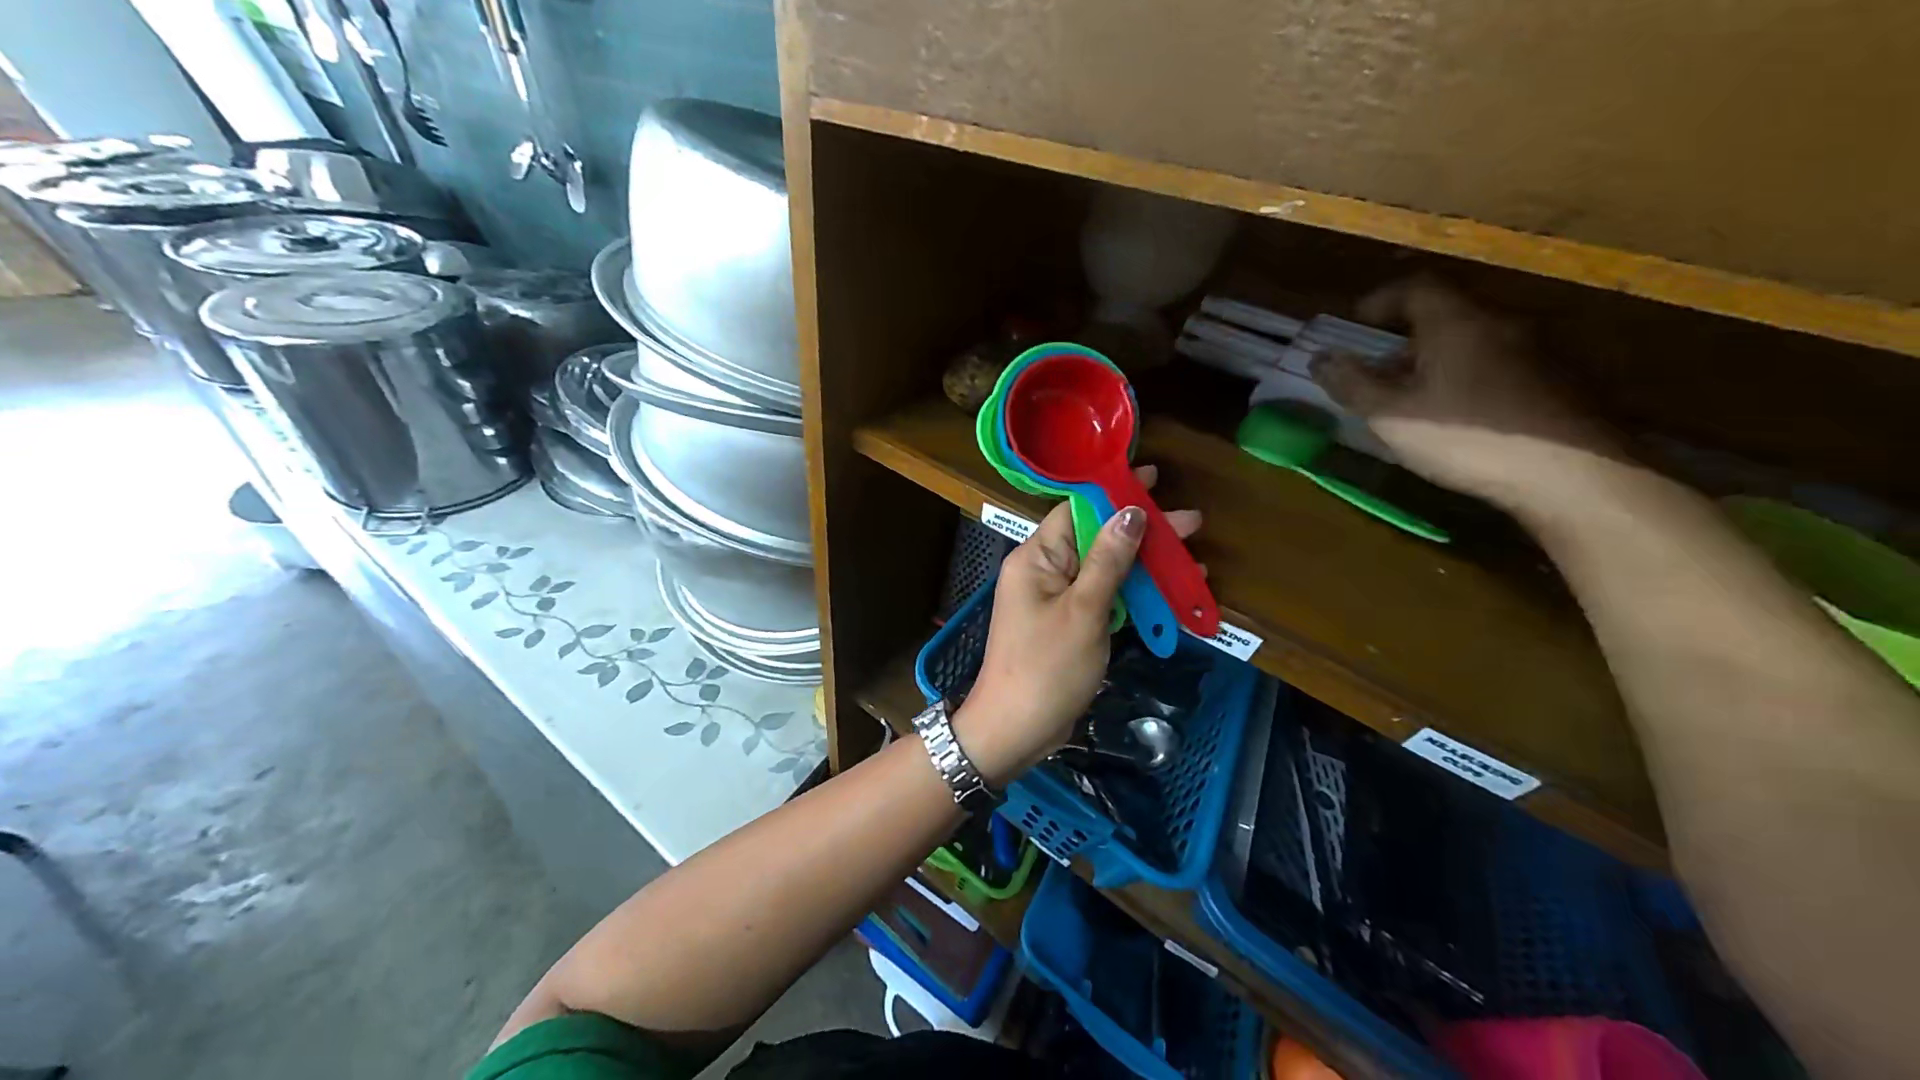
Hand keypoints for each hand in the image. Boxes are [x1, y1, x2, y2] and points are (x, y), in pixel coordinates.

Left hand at [954, 466, 1201, 786]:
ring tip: (1190, 560)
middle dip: (1142, 533)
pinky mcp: (1069, 625)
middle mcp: (1044, 571)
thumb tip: (1130, 512)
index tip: (1152, 479)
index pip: (1077, 510)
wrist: (1016, 730)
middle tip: (1192, 524)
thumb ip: (1109, 561)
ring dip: (1144, 567)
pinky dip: (1133, 596)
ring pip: (1105, 570)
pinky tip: (1168, 595)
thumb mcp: (1084, 610)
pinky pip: (1103, 599)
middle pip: (1096, 539)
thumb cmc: (1047, 667)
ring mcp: (1057, 600)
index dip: (1114, 493)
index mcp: (1036, 557)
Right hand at [1311, 275, 1621, 510]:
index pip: (1415, 287)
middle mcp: (1500, 324)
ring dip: (1434, 361)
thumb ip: (1352, 385)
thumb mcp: (1392, 416)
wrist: (1571, 474)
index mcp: (1457, 323)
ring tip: (1411, 400)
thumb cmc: (1466, 437)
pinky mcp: (1555, 381)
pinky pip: (1495, 365)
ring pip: (1470, 341)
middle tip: (1376, 371)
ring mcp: (1535, 351)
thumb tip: (1320, 359)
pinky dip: (1464, 378)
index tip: (1354, 327)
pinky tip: (1456, 418)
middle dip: (1402, 338)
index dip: (1379, 301)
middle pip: (1444, 314)